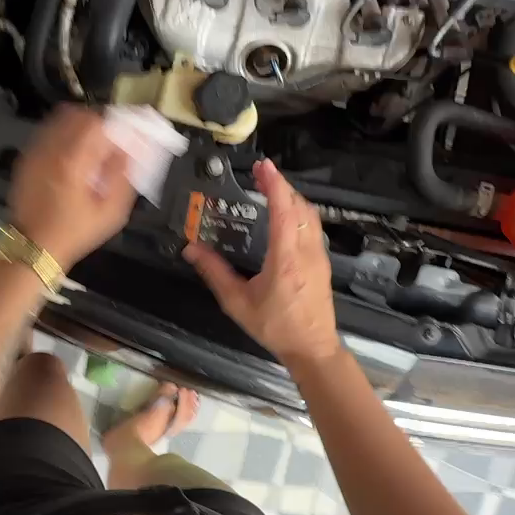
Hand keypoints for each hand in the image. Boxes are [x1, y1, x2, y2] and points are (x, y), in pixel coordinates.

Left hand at [8, 105, 136, 269]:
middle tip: (110, 140)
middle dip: (98, 123)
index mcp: (72, 161)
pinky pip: (47, 134)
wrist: (33, 248)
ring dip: (79, 127)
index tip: (126, 137)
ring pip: (60, 120)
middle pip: (77, 115)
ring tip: (91, 147)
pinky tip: (71, 156)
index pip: (96, 122)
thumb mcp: (110, 212)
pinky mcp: (26, 160)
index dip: (115, 125)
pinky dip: (63, 136)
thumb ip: (123, 176)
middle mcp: (50, 150)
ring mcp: (34, 153)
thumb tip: (130, 151)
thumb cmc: (74, 233)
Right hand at [184, 159, 341, 369]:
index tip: (263, 167)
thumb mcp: (237, 302)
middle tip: (261, 174)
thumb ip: (214, 272)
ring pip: (310, 216)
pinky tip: (286, 216)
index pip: (283, 210)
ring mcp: (318, 256)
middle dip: (281, 186)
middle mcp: (306, 251)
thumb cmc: (275, 326)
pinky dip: (299, 212)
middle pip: (299, 207)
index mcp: (285, 258)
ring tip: (272, 189)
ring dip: (292, 198)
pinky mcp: (322, 262)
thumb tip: (191, 249)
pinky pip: (313, 227)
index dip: (274, 185)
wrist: (312, 348)